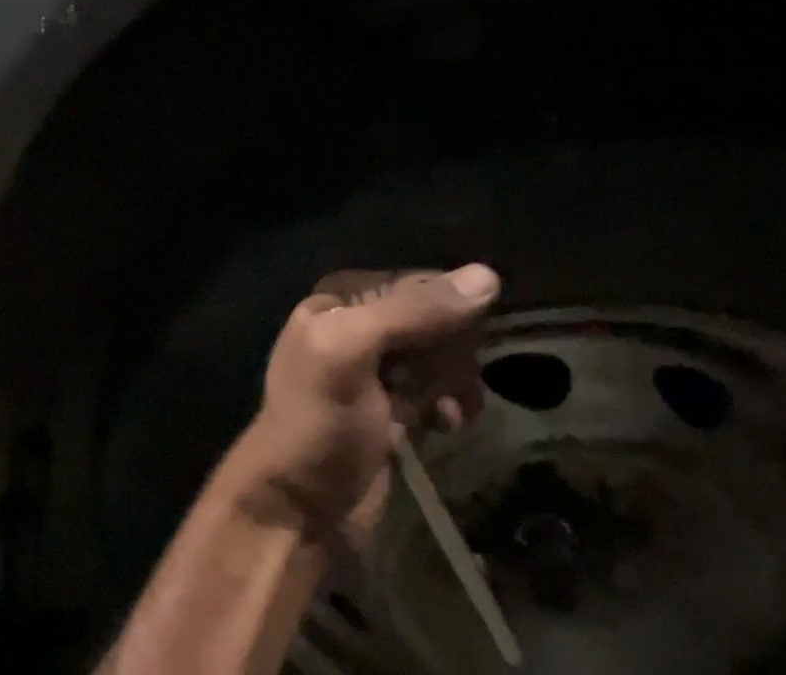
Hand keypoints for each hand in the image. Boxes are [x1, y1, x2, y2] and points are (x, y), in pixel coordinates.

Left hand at [223, 265, 498, 541]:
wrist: (298, 509)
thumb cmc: (318, 422)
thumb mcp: (351, 352)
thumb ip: (411, 312)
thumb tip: (487, 276)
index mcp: (340, 301)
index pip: (418, 282)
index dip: (446, 311)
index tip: (457, 344)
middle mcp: (357, 327)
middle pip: (436, 321)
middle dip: (451, 352)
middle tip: (440, 383)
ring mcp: (376, 373)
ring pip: (443, 359)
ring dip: (454, 382)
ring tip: (447, 411)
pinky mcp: (393, 412)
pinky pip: (439, 393)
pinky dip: (449, 406)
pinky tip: (448, 426)